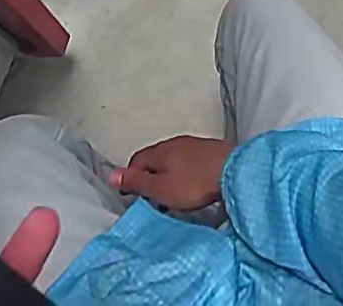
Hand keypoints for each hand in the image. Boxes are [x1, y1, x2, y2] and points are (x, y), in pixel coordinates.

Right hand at [109, 135, 232, 210]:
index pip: (137, 159)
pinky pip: (185, 161)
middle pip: (154, 158)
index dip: (131, 176)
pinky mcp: (206, 152)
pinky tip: (188, 186)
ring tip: (168, 196)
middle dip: (148, 175)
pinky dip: (181, 173)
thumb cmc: (193, 182)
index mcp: (159, 150)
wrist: (231, 170)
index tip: (131, 194)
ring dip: (165, 175)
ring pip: (170, 159)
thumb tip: (111, 173)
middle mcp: (173, 143)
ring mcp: (191, 145)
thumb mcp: (160, 188)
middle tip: (149, 198)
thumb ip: (137, 181)